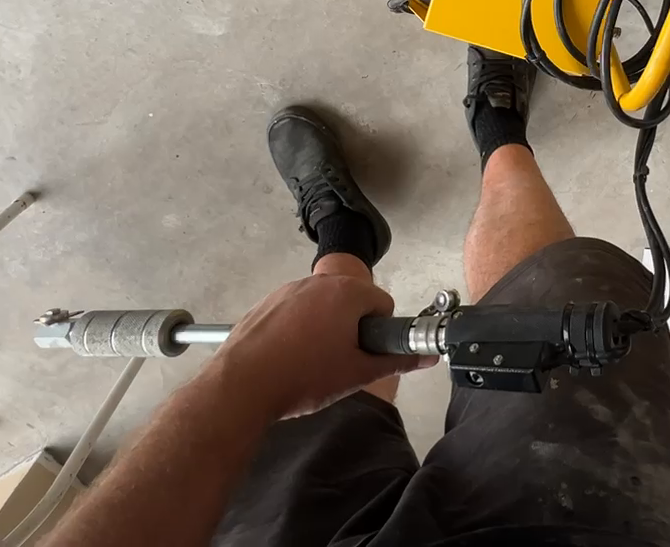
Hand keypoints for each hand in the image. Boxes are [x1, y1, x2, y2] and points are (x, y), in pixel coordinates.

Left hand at [215, 272, 435, 419]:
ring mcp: (291, 288)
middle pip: (352, 300)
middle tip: (338, 360)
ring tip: (310, 360)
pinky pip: (296, 309)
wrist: (241, 387)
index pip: (383, 303)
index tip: (363, 353)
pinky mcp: (267, 301)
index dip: (379, 331)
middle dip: (352, 326)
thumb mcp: (357, 374)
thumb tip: (428, 358)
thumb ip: (397, 361)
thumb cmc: (304, 377)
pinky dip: (298, 326)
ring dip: (325, 324)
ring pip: (323, 304)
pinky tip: (287, 354)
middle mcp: (321, 281)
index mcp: (348, 292)